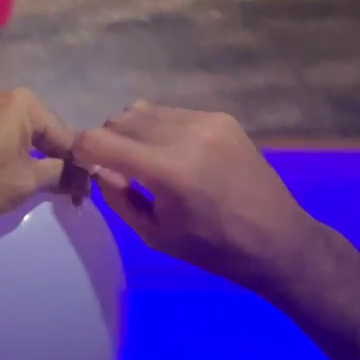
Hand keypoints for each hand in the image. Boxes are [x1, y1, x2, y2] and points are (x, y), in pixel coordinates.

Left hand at [0, 88, 76, 229]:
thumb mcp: (28, 180)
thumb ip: (60, 173)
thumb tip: (82, 178)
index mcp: (23, 102)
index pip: (65, 134)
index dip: (78, 165)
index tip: (86, 191)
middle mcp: (4, 94)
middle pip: (45, 130)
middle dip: (58, 159)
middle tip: (70, 192)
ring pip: (24, 132)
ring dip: (38, 157)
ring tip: (49, 186)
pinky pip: (4, 133)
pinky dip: (16, 151)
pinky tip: (21, 172)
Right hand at [70, 104, 325, 291]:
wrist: (280, 241)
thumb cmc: (212, 248)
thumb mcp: (153, 233)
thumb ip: (117, 196)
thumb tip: (96, 166)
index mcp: (167, 170)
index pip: (98, 140)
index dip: (79, 150)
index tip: (81, 164)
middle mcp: (184, 135)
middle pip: (117, 121)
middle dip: (106, 142)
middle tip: (115, 168)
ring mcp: (205, 121)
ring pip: (140, 111)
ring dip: (130, 132)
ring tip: (143, 159)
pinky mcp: (220, 117)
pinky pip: (169, 113)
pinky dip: (157, 129)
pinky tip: (172, 153)